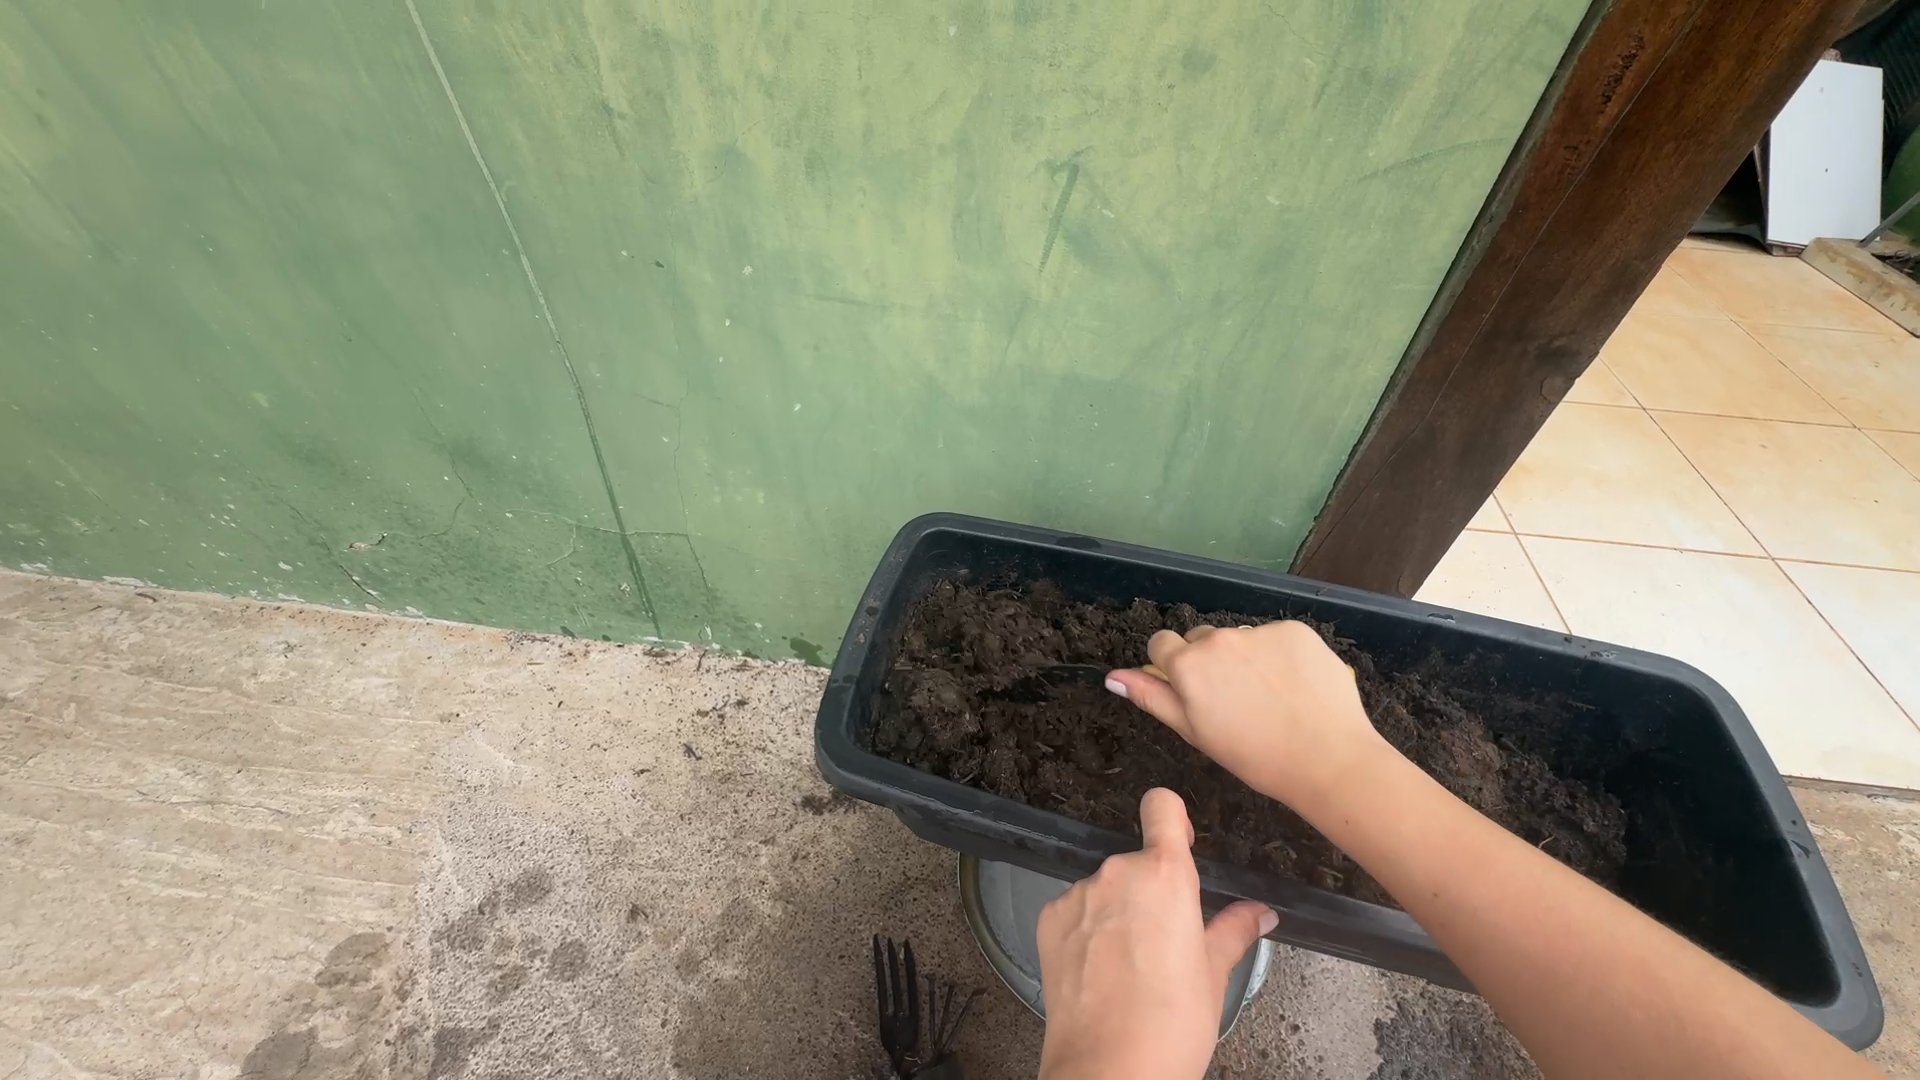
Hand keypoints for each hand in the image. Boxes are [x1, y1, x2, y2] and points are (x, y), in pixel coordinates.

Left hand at [1035, 788, 1276, 1079]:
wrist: (1109, 1070)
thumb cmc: (1171, 1025)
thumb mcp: (1213, 975)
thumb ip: (1233, 930)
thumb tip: (1260, 912)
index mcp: (1165, 874)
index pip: (1162, 806)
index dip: (1172, 817)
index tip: (1179, 840)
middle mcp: (1118, 871)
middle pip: (1137, 862)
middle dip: (1150, 892)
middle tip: (1164, 942)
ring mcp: (1079, 892)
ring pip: (1106, 889)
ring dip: (1117, 912)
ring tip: (1131, 966)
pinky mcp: (1050, 916)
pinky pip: (1076, 910)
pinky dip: (1087, 930)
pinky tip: (1100, 971)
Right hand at [1104, 621, 1384, 809]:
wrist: (1329, 759)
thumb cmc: (1254, 756)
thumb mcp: (1194, 732)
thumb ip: (1152, 697)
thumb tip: (1113, 676)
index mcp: (1187, 665)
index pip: (1161, 644)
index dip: (1173, 667)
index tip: (1193, 690)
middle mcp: (1218, 639)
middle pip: (1201, 639)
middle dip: (1209, 661)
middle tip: (1234, 700)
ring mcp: (1258, 632)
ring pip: (1239, 638)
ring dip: (1244, 657)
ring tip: (1269, 696)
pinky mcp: (1295, 630)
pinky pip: (1275, 637)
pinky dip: (1280, 656)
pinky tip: (1294, 686)